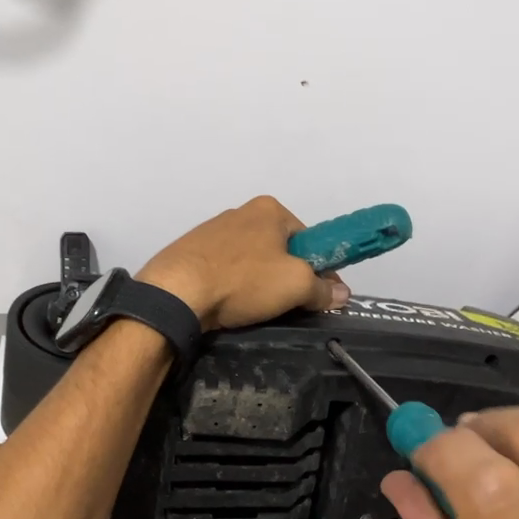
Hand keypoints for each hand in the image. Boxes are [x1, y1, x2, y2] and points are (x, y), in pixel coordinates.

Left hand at [138, 196, 349, 331]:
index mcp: (270, 209)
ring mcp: (212, 231)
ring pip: (252, 261)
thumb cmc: (243, 281)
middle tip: (292, 305)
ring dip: (261, 283)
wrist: (176, 293)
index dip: (321, 268)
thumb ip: (323, 289)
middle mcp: (241, 212)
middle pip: (280, 249)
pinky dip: (235, 287)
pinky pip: (226, 270)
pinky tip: (232, 305)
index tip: (323, 295)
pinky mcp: (191, 252)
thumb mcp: (296, 285)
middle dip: (289, 276)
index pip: (309, 239)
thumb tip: (342, 293)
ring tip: (259, 310)